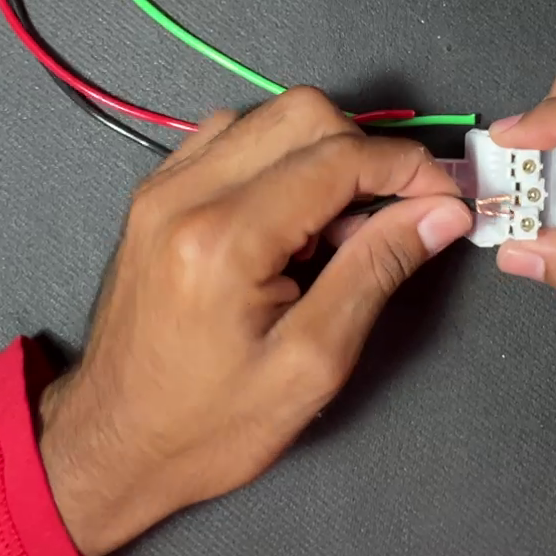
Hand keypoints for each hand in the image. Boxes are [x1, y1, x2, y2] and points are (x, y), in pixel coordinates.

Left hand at [38, 88, 473, 555]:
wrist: (110, 443)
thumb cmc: (211, 424)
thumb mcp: (312, 363)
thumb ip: (377, 269)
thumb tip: (441, 211)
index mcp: (224, 238)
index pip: (337, 158)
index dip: (407, 167)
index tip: (444, 197)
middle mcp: (186, 190)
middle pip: (303, 112)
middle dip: (366, 150)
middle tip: (390, 213)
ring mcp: (163, 183)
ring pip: (269, 115)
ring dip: (322, 151)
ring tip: (335, 224)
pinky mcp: (156, 191)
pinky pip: (234, 135)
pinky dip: (280, 156)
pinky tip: (289, 212)